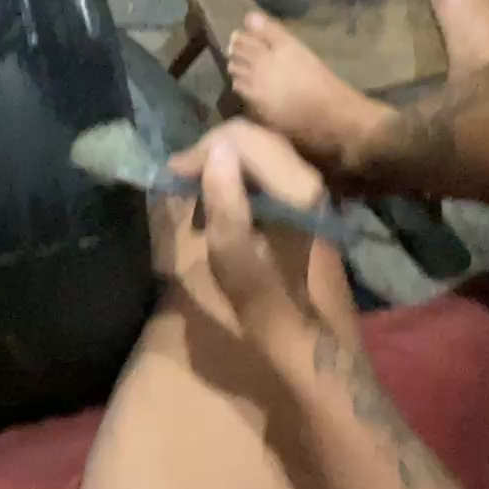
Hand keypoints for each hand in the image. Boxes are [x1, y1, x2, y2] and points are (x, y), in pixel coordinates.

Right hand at [168, 121, 357, 343]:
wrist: (316, 349)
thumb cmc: (268, 306)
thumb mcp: (233, 255)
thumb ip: (223, 199)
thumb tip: (214, 150)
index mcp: (295, 188)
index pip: (243, 139)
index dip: (202, 150)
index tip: (172, 175)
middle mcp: (310, 181)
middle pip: (254, 140)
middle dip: (210, 154)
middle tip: (178, 180)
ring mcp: (313, 194)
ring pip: (262, 155)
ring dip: (223, 166)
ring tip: (195, 193)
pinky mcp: (310, 208)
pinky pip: (269, 173)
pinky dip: (239, 180)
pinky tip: (221, 206)